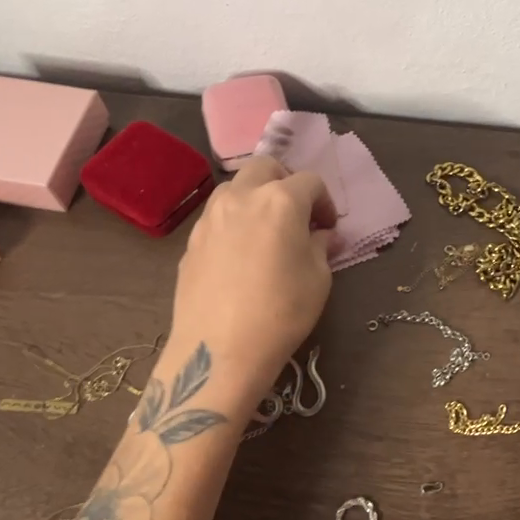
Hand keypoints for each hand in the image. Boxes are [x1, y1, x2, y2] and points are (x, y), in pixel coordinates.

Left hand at [164, 156, 334, 407]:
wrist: (218, 351)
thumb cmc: (281, 312)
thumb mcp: (319, 279)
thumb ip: (320, 246)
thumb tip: (319, 234)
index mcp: (281, 200)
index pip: (310, 182)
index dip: (324, 202)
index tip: (328, 227)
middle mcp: (242, 197)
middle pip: (265, 168)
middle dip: (285, 181)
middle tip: (297, 213)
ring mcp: (210, 217)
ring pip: (235, 188)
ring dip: (255, 196)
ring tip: (266, 230)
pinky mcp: (191, 241)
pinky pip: (217, 217)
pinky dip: (234, 221)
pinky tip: (242, 255)